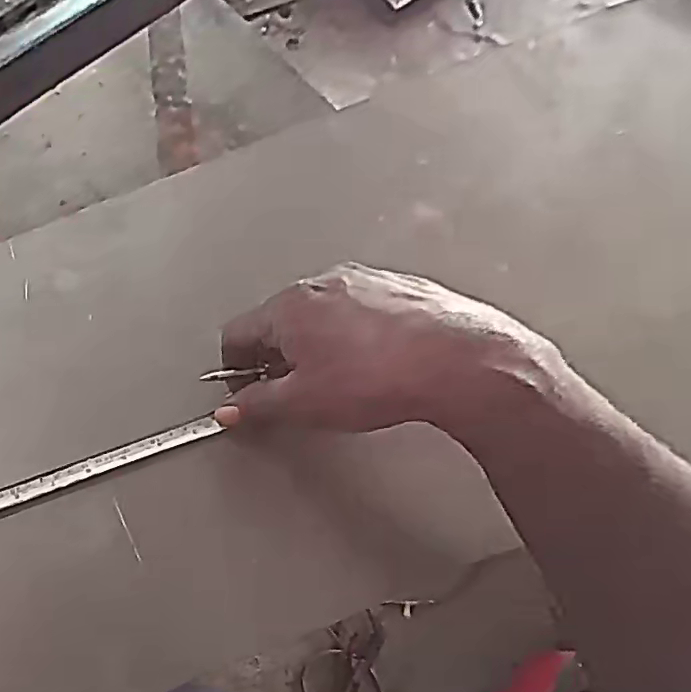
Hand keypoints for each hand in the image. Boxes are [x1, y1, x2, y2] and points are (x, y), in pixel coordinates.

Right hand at [214, 263, 571, 439]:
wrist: (458, 363)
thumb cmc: (383, 376)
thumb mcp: (301, 403)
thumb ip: (257, 405)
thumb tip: (235, 408)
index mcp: (289, 306)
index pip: (236, 334)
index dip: (232, 370)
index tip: (245, 392)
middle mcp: (323, 285)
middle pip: (275, 323)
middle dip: (273, 360)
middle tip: (287, 393)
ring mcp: (362, 283)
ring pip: (316, 317)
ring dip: (311, 349)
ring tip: (333, 384)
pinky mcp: (395, 291)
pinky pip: (353, 314)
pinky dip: (347, 340)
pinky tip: (365, 369)